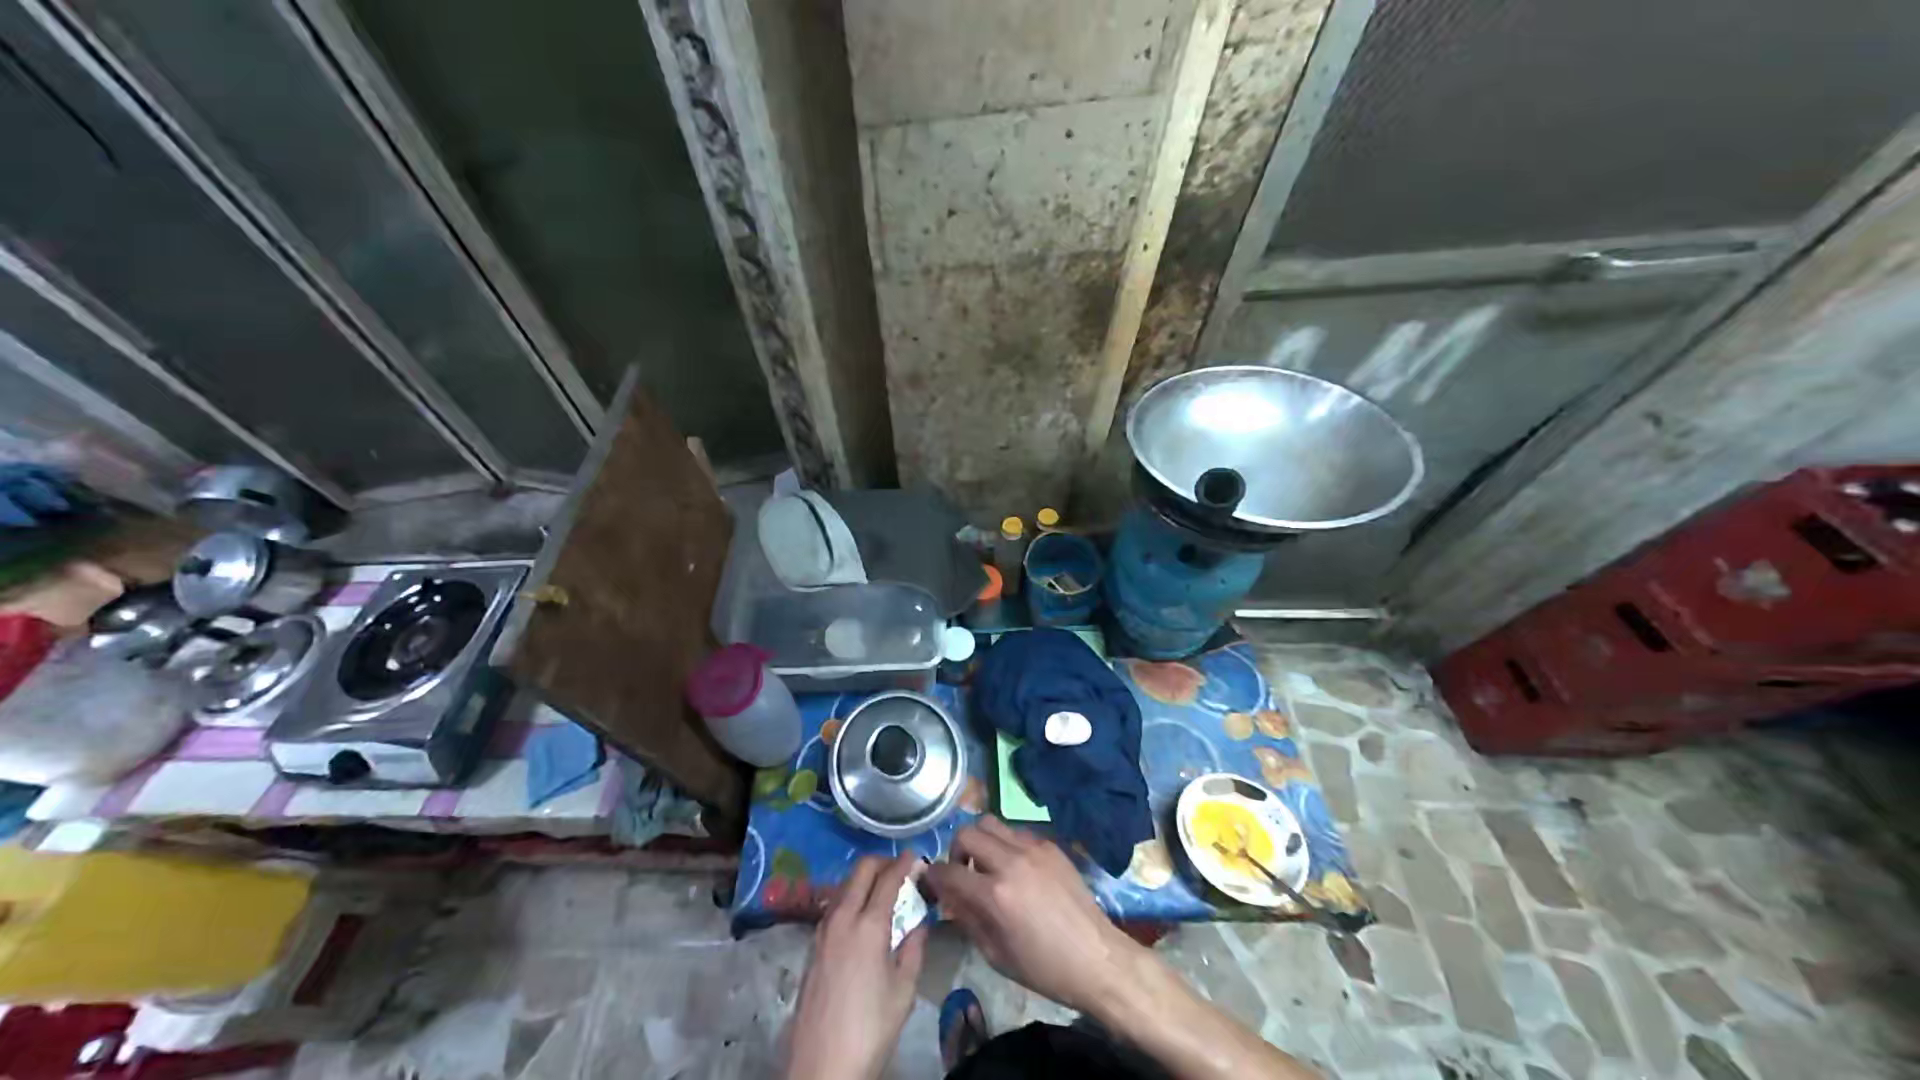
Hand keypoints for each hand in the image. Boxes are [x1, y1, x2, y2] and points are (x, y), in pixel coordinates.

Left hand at [785, 854, 926, 1079]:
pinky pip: (835, 906)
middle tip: (901, 870)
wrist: (822, 1065)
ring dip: (865, 879)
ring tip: (884, 891)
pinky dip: (851, 897)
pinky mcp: (813, 945)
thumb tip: (919, 921)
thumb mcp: (904, 989)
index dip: (904, 863)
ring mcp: (823, 930)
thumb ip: (913, 947)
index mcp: (868, 925)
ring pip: (845, 886)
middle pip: (860, 871)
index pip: (887, 878)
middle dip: (882, 862)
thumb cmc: (871, 1028)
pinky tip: (863, 916)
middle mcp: (842, 918)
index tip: (917, 856)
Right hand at [922, 817, 1145, 1014]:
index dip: (933, 875)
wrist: (1096, 959)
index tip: (932, 882)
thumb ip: (967, 918)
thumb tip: (947, 896)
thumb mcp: (995, 953)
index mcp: (995, 893)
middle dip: (956, 851)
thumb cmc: (1044, 968)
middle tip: (962, 872)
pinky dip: (1006, 843)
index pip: (949, 871)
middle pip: (967, 833)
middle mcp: (1012, 861)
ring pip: (992, 823)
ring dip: (981, 840)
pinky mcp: (1051, 846)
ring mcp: (1034, 849)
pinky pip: (1017, 831)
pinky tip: (1014, 867)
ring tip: (987, 865)